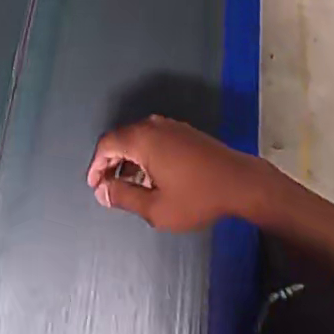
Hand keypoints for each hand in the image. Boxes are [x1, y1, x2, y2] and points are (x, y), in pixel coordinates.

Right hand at [87, 115, 284, 231]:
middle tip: (106, 189)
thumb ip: (124, 196)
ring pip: (138, 138)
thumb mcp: (155, 207)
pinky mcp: (184, 132)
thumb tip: (102, 189)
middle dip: (110, 162)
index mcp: (144, 138)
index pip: (107, 143)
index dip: (95, 164)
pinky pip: (153, 138)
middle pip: (122, 137)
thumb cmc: (196, 197)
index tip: (94, 186)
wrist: (238, 182)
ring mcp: (171, 126)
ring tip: (126, 187)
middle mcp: (155, 125)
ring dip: (127, 159)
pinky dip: (143, 155)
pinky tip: (148, 178)